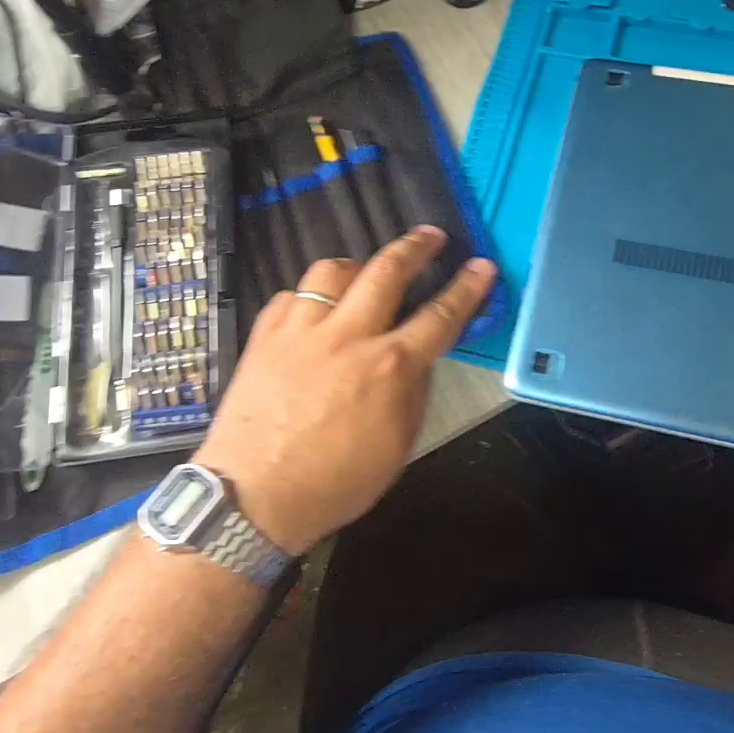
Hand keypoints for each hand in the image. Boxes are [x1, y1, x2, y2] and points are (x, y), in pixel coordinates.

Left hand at [192, 227, 496, 554]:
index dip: (466, 288)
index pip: (439, 316)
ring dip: (357, 265)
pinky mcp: (265, 335)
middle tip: (431, 235)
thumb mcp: (396, 446)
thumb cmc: (335, 483)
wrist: (253, 497)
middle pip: (387, 272)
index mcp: (389, 368)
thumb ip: (413, 393)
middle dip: (415, 247)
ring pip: (333, 271)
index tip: (480, 266)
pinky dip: (310, 297)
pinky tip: (314, 310)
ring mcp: (302, 331)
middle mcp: (348, 336)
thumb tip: (418, 359)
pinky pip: (292, 295)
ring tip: (365, 271)